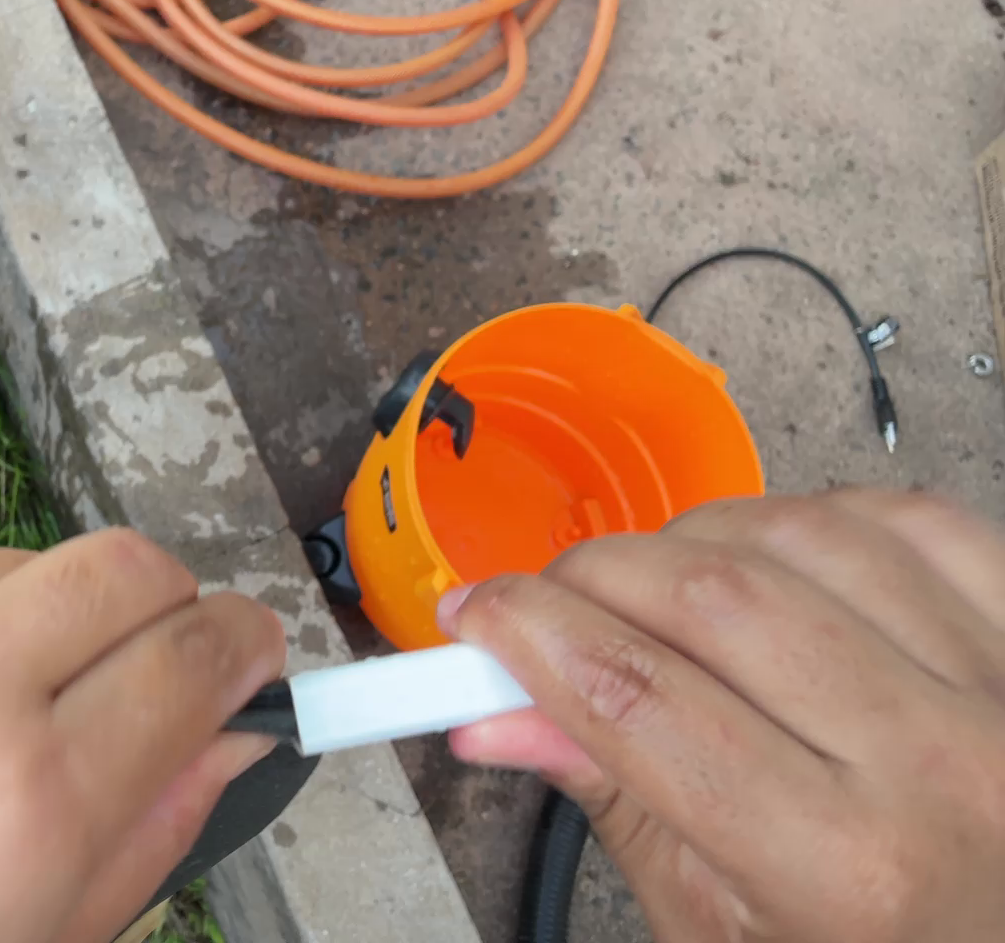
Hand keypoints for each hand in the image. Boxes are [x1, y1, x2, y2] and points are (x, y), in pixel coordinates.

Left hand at [0, 528, 283, 942]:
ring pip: (25, 556)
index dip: (244, 642)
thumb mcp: (44, 941)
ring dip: (40, 613)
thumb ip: (158, 823)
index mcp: (26, 803)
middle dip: (165, 599)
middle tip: (151, 646)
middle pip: (125, 564)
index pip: (192, 658)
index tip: (250, 644)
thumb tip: (237, 724)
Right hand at [441, 489, 1004, 942]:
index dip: (520, 628)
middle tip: (549, 606)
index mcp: (845, 867)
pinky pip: (904, 518)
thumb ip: (594, 787)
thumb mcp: (706, 913)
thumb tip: (482, 713)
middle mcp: (951, 772)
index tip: (469, 613)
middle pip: (702, 594)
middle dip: (582, 576)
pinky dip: (802, 519)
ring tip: (660, 591)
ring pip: (790, 532)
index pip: (628, 693)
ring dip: (683, 541)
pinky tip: (768, 566)